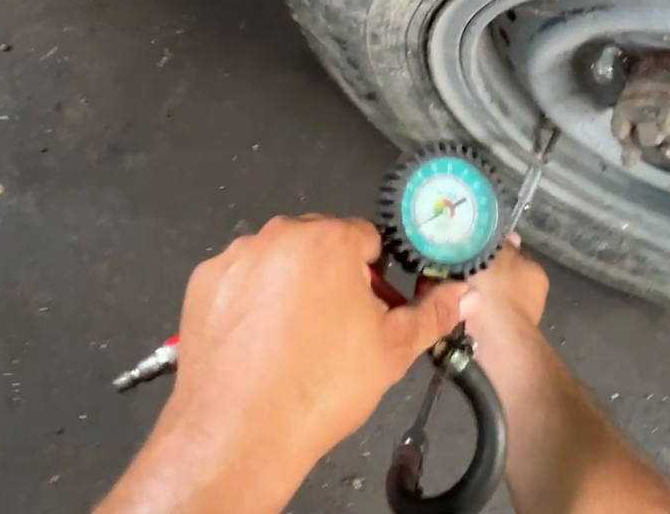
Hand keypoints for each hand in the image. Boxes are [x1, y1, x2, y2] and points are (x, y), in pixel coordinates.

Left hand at [164, 216, 465, 497]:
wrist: (241, 433)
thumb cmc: (316, 389)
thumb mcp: (392, 351)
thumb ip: (432, 313)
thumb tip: (462, 295)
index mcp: (330, 240)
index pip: (367, 238)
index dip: (374, 274)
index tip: (371, 303)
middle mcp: (281, 236)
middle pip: (321, 242)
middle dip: (333, 275)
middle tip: (338, 325)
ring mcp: (239, 256)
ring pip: (280, 258)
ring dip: (292, 283)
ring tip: (296, 337)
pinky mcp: (207, 279)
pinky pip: (242, 276)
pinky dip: (252, 297)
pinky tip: (261, 338)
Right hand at [463, 234, 549, 338]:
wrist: (496, 335)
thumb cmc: (496, 288)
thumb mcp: (496, 254)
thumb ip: (504, 244)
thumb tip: (513, 236)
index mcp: (535, 271)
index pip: (516, 255)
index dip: (497, 252)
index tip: (478, 253)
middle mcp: (534, 293)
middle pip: (506, 276)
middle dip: (489, 274)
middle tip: (466, 271)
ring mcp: (522, 316)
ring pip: (496, 296)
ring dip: (482, 293)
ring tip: (460, 290)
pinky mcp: (507, 334)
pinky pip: (489, 313)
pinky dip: (479, 310)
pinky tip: (464, 307)